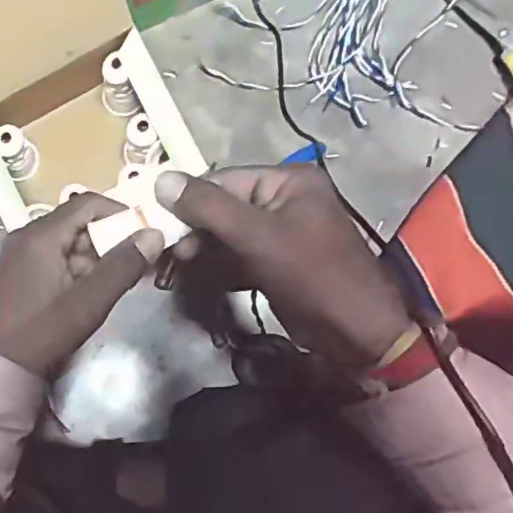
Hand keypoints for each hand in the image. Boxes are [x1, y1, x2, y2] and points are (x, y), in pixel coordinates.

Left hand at [0, 193, 162, 374]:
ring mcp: (19, 253)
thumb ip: (123, 266)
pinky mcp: (18, 271)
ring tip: (116, 282)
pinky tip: (90, 291)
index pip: (88, 203)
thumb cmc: (42, 332)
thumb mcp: (88, 302)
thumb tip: (154, 234)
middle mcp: (27, 235)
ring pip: (68, 242)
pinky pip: (54, 257)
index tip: (143, 236)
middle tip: (134, 264)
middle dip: (110, 240)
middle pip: (78, 222)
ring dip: (95, 257)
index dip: (120, 213)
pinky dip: (76, 267)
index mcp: (41, 235)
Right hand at [155, 166, 408, 368]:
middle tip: (166, 254)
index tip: (156, 223)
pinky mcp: (275, 264)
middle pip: (223, 209)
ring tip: (172, 268)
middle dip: (193, 231)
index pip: (224, 181)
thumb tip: (161, 180)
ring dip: (200, 252)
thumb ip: (208, 207)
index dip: (188, 201)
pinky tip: (192, 280)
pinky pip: (237, 258)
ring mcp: (280, 235)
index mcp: (287, 181)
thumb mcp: (257, 235)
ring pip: (227, 237)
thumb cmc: (312, 274)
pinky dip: (216, 269)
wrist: (357, 332)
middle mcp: (283, 201)